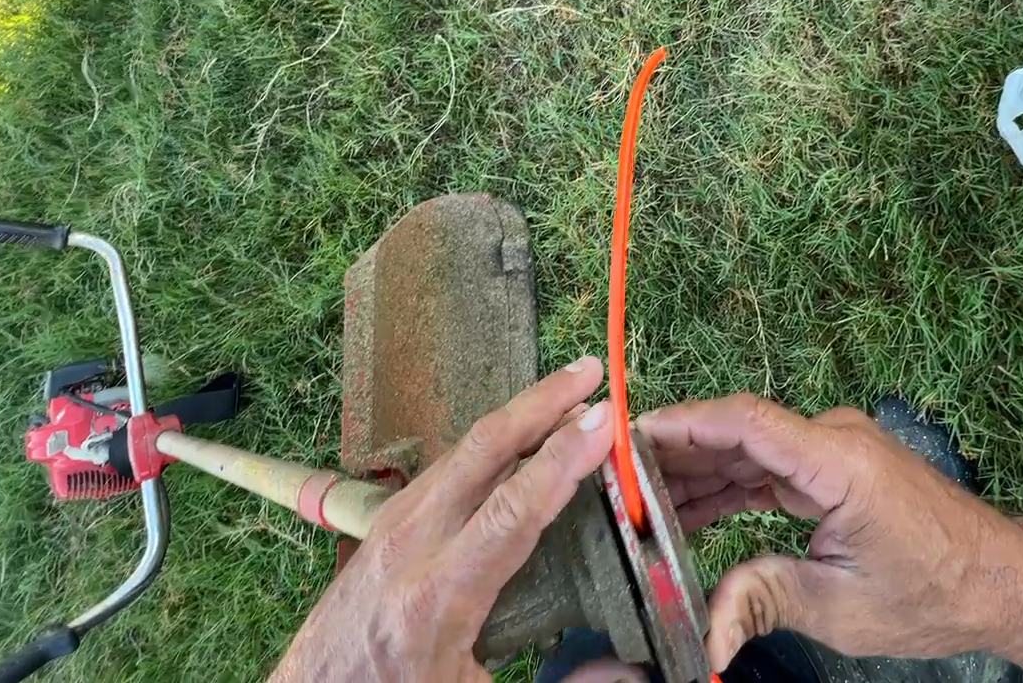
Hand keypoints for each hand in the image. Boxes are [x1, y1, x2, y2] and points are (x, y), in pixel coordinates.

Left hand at [269, 356, 641, 682]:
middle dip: (542, 401)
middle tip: (589, 370)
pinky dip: (496, 436)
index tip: (604, 420)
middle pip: (485, 448)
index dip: (563, 458)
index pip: (513, 508)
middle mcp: (414, 542)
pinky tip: (522, 431)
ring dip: (521, 410)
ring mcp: (397, 521)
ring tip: (569, 391)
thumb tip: (632, 672)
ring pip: (467, 445)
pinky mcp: (390, 516)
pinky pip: (451, 461)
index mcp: (439, 596)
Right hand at [639, 394, 1022, 681]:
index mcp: (837, 461)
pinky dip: (729, 484)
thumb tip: (702, 635)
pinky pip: (768, 466)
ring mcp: (830, 449)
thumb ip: (765, 600)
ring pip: (748, 447)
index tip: (634, 434)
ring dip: (699, 469)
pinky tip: (689, 506)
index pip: (747, 422)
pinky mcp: (830, 466)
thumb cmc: (935, 592)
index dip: (687, 423)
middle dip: (678, 449)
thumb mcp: (844, 608)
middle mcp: (830, 439)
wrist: (1002, 578)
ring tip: (643, 495)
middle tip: (621, 474)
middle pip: (738, 430)